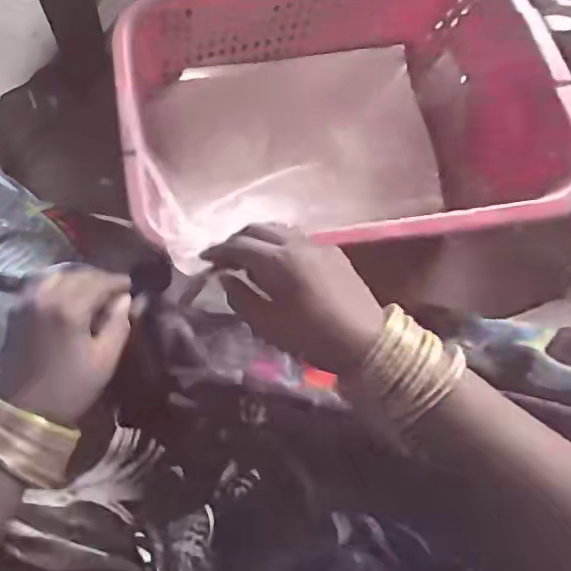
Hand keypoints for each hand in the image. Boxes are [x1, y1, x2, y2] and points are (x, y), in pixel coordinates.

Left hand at [0, 267, 133, 425]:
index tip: (131, 285)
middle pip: (77, 273)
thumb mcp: (104, 361)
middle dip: (98, 277)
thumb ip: (118, 324)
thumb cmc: (70, 389)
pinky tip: (66, 294)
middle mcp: (45, 296)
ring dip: (76, 276)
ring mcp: (26, 300)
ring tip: (91, 290)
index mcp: (69, 308)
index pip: (99, 281)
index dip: (118, 281)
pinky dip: (55, 281)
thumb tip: (125, 299)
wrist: (25, 409)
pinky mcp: (15, 308)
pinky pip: (38, 282)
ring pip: (55, 273)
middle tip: (114, 289)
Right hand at [202, 224, 385, 371]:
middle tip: (222, 257)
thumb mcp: (267, 324)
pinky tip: (275, 262)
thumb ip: (241, 297)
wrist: (367, 341)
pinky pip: (296, 237)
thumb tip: (226, 278)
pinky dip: (277, 242)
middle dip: (235, 240)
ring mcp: (317, 245)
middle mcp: (297, 244)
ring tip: (246, 257)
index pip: (238, 245)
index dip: (217, 251)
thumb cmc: (311, 336)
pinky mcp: (332, 252)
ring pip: (278, 229)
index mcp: (278, 261)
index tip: (204, 260)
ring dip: (257, 238)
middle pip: (257, 229)